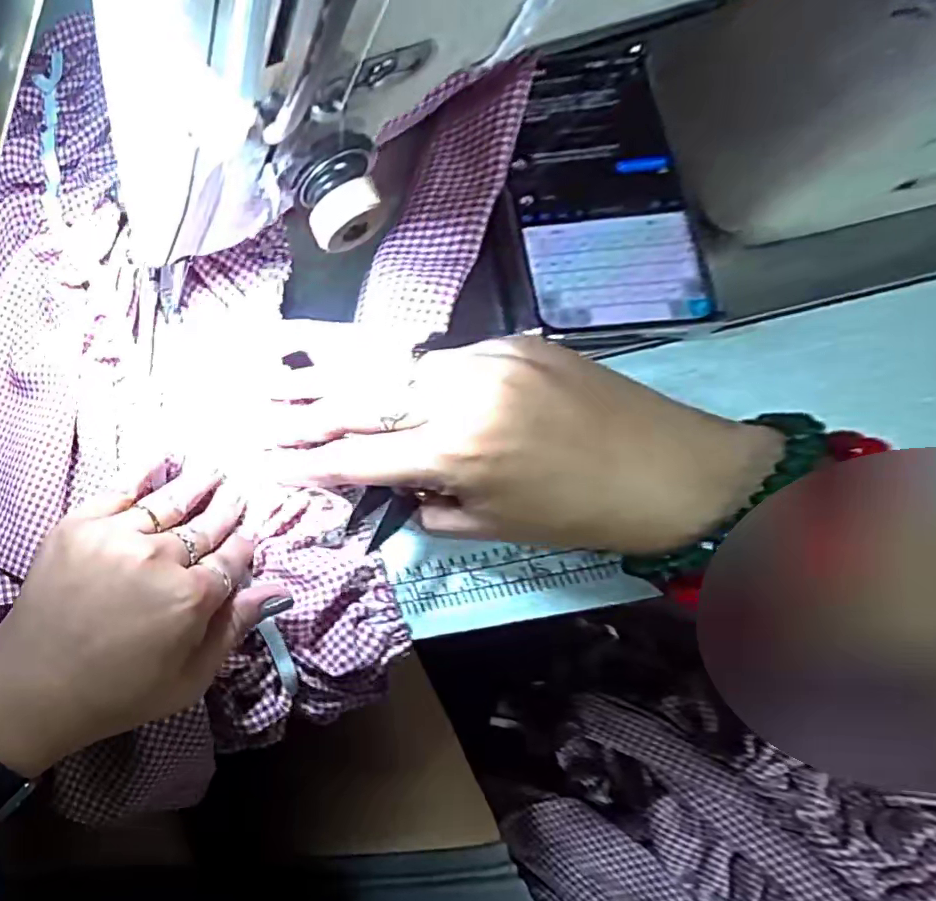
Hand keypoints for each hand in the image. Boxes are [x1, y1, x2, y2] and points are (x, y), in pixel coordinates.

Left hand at [0, 464, 290, 774]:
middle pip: (203, 528)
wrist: (34, 686)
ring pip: (168, 503)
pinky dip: (146, 471)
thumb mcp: (188, 678)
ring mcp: (115, 534)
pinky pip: (119, 488)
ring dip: (196, 485)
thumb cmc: (118, 693)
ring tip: (214, 472)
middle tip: (238, 495)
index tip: (249, 538)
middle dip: (225, 512)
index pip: (230, 561)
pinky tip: (166, 458)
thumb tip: (277, 590)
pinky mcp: (78, 524)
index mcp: (191, 597)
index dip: (243, 549)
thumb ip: (232, 629)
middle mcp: (158, 557)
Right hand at [266, 334, 783, 553]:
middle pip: (361, 396)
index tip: (267, 460)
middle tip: (258, 401)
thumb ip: (423, 499)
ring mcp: (490, 357)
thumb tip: (390, 478)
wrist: (678, 470)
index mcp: (456, 452)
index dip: (307, 461)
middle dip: (302, 405)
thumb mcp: (486, 526)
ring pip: (396, 365)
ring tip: (292, 368)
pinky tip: (379, 376)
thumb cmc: (575, 516)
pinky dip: (406, 373)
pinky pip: (442, 357)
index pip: (357, 455)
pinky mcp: (515, 340)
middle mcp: (464, 395)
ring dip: (343, 375)